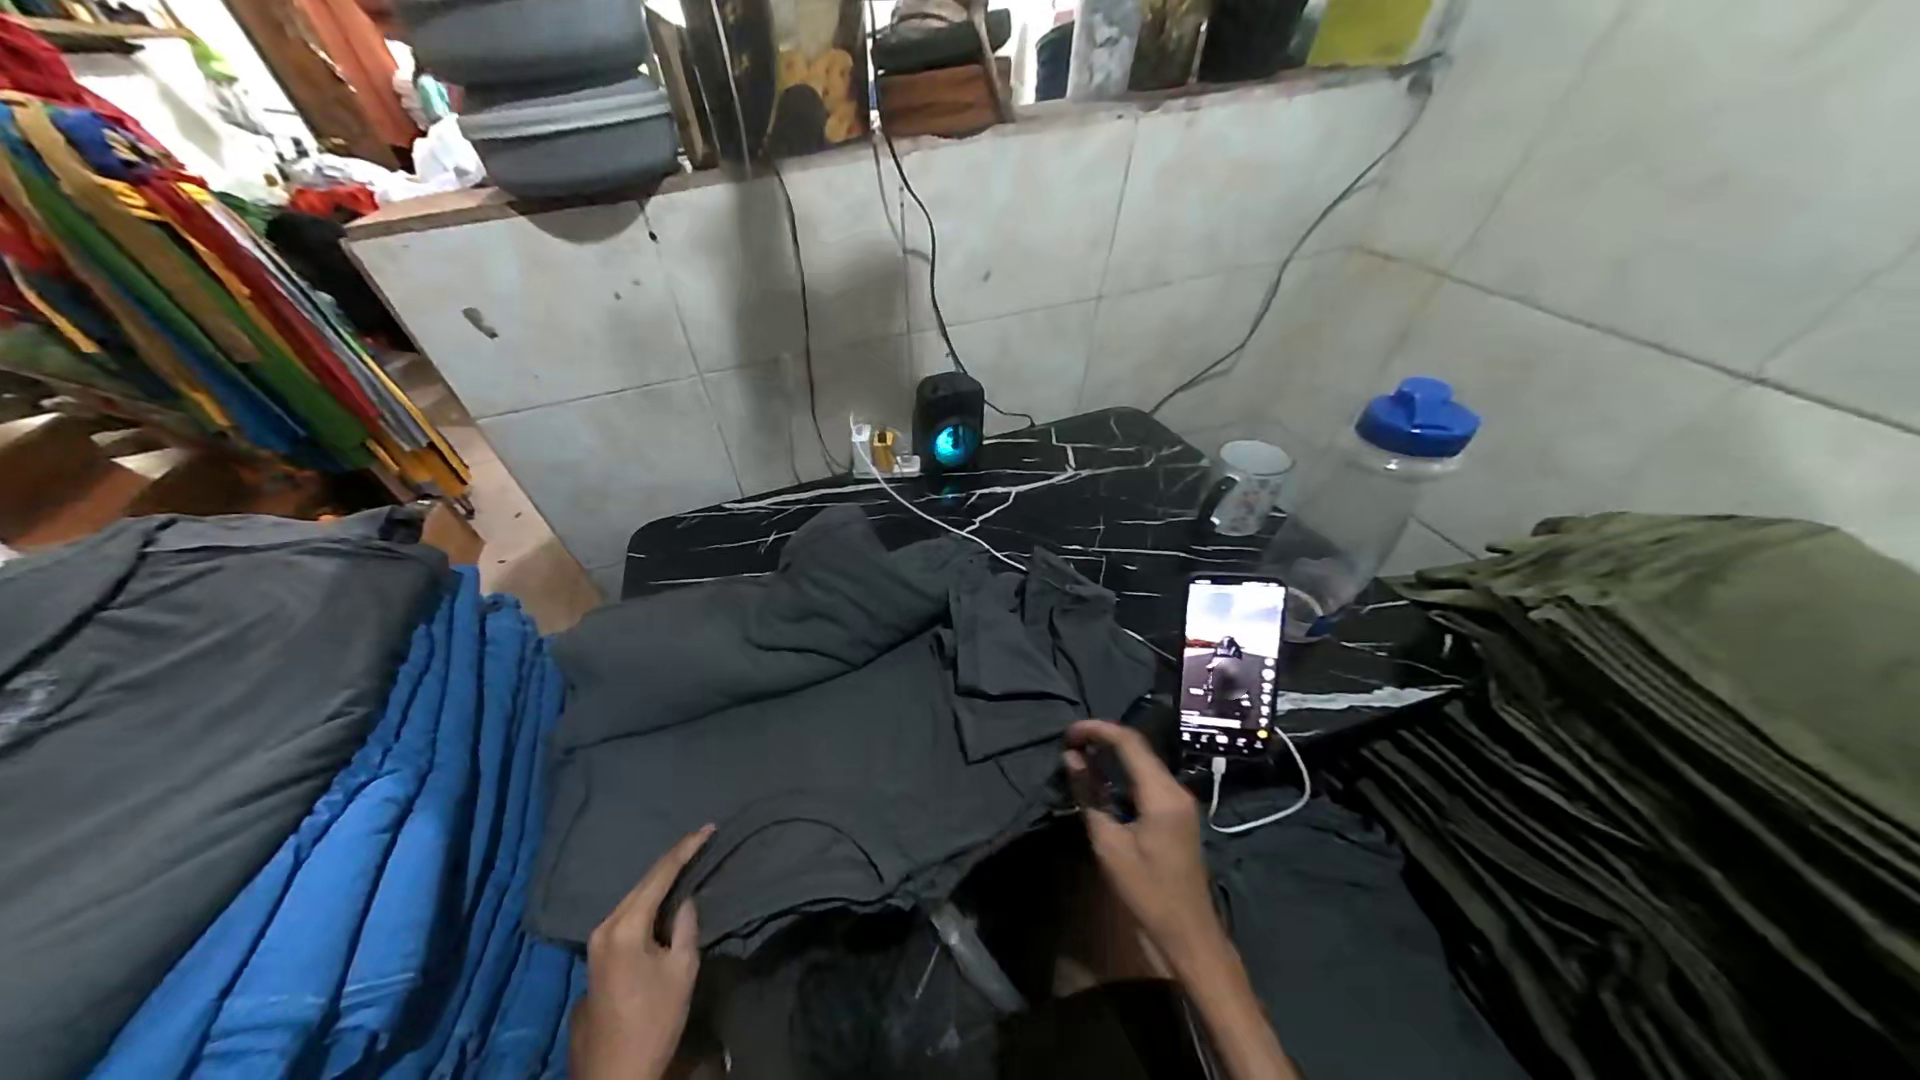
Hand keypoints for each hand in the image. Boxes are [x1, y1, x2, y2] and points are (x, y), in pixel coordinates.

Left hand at [570, 825, 713, 1079]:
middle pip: (643, 882)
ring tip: (688, 859)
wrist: (615, 1072)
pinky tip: (665, 893)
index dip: (686, 849)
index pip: (660, 875)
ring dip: (661, 879)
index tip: (708, 828)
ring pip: (635, 896)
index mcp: (625, 926)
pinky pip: (628, 912)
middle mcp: (605, 926)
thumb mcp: (681, 969)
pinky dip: (649, 898)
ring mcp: (597, 941)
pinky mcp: (598, 954)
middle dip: (673, 859)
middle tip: (701, 839)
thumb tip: (684, 900)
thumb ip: (685, 925)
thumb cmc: (654, 1019)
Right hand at [1063, 719, 1224, 969]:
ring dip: (1113, 754)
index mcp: (1162, 794)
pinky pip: (1149, 778)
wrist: (1188, 932)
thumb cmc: (1146, 891)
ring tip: (1080, 756)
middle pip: (1138, 747)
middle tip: (1070, 743)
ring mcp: (1180, 800)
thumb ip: (1089, 796)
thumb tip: (1071, 759)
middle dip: (1103, 738)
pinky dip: (1124, 771)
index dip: (1096, 730)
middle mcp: (1176, 789)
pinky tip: (1103, 779)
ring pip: (1144, 762)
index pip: (1128, 742)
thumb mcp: (1109, 844)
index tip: (1067, 734)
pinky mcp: (1178, 812)